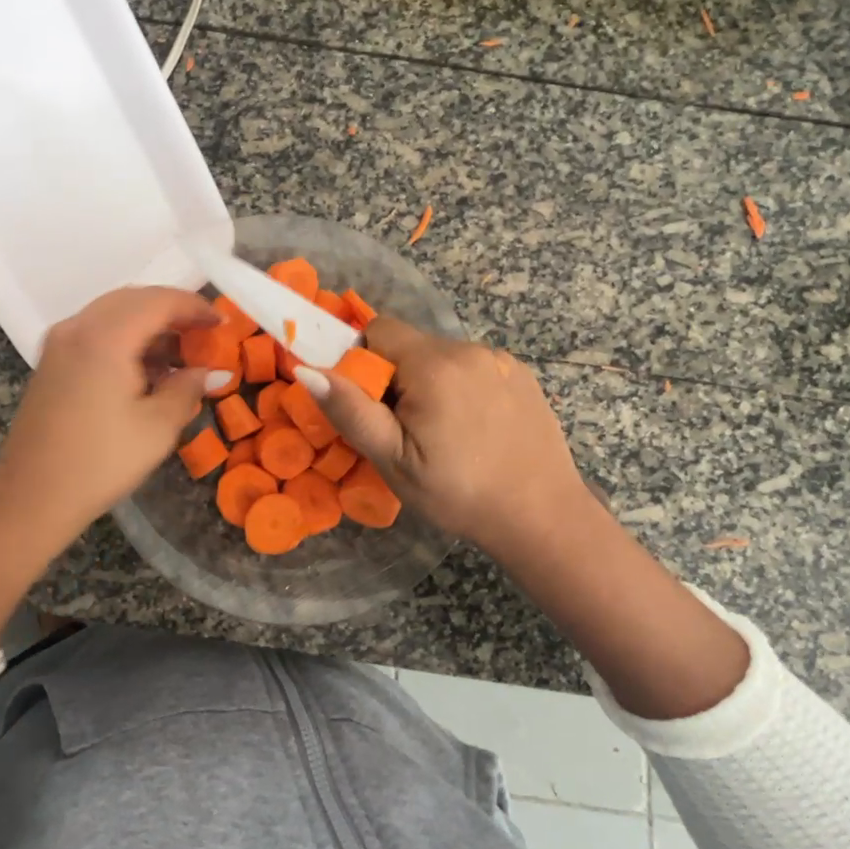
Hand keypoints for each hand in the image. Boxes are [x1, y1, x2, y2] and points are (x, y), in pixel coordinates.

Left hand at [0, 286, 228, 544]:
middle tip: (204, 337)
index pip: (158, 300)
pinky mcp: (49, 362)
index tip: (223, 322)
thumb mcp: (157, 427)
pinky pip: (93, 333)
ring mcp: (57, 344)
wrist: (32, 497)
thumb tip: (212, 371)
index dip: (195, 306)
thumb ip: (187, 387)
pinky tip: (145, 371)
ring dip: (147, 327)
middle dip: (171, 313)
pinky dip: (123, 340)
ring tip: (180, 359)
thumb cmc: (101, 462)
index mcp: (104, 336)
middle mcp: (76, 327)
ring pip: (111, 315)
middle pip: (132, 300)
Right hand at [296, 317, 587, 550]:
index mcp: (433, 365)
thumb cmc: (458, 493)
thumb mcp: (393, 459)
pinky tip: (473, 430)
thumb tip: (306, 369)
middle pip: (409, 345)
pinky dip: (460, 390)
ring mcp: (499, 360)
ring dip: (428, 384)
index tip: (373, 407)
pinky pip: (471, 369)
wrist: (543, 518)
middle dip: (396, 378)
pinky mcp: (520, 375)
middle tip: (405, 431)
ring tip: (442, 435)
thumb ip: (350, 410)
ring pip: (440, 358)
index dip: (363, 363)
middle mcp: (468, 350)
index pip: (378, 330)